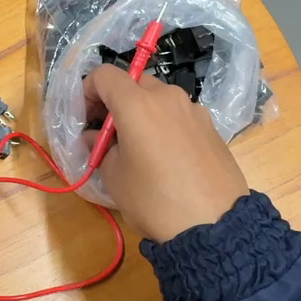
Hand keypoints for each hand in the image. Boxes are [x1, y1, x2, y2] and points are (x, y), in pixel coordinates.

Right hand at [83, 64, 249, 241]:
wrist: (214, 225)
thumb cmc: (154, 199)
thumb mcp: (114, 177)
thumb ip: (100, 148)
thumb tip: (96, 137)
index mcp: (137, 104)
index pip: (105, 75)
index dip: (88, 91)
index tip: (86, 117)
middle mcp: (167, 97)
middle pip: (134, 83)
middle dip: (117, 102)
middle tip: (110, 134)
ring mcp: (194, 110)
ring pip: (159, 99)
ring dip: (143, 113)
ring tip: (139, 148)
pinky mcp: (212, 127)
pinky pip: (179, 116)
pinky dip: (165, 125)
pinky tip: (167, 158)